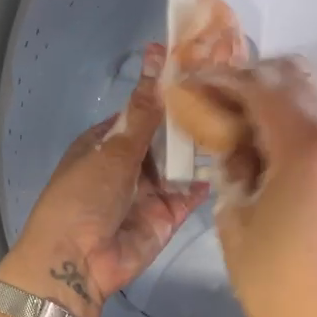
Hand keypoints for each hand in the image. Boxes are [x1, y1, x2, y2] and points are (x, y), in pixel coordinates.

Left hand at [0, 43, 209, 316]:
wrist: (77, 261)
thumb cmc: (83, 197)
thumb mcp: (112, 149)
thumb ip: (144, 111)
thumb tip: (156, 55)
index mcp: (108, 142)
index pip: (144, 110)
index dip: (169, 91)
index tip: (203, 66)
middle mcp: (131, 164)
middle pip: (166, 137)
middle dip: (192, 119)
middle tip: (233, 89)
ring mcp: (151, 191)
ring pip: (182, 163)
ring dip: (203, 146)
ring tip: (239, 119)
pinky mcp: (168, 216)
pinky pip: (191, 194)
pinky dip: (207, 180)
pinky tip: (233, 158)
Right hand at [169, 57, 316, 316]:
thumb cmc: (270, 278)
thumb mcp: (233, 216)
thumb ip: (229, 165)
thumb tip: (227, 139)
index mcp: (305, 145)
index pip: (260, 85)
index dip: (220, 79)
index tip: (188, 81)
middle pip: (292, 75)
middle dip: (249, 77)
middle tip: (211, 96)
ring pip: (310, 93)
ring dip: (271, 95)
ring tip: (232, 117)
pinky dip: (289, 116)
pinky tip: (259, 140)